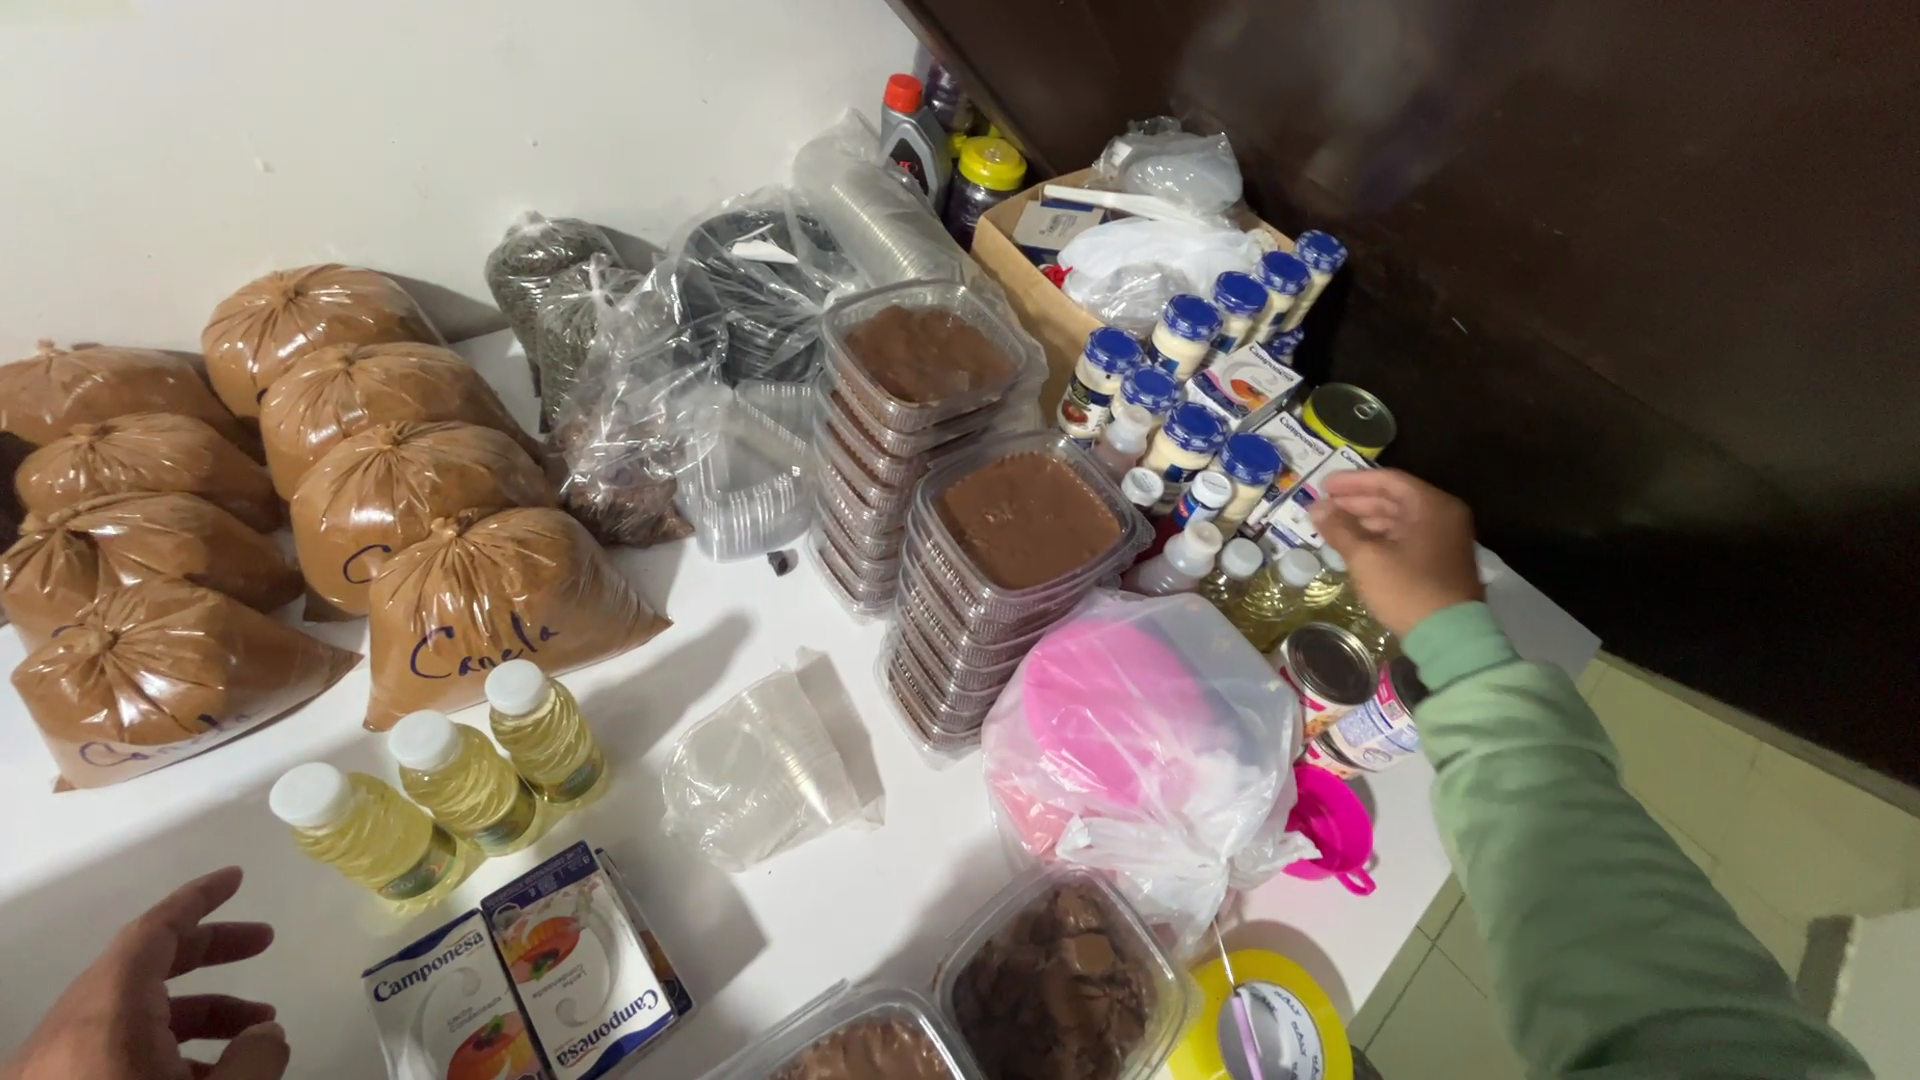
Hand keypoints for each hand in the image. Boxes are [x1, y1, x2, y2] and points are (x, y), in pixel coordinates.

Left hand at [3, 867, 287, 1079]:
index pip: (150, 934)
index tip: (237, 877)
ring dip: (196, 1012)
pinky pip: (105, 1059)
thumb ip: (256, 1056)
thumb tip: (263, 1036)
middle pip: (138, 971)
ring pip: (126, 1019)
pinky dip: (162, 1050)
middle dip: (208, 952)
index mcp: (101, 1022)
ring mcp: (45, 1078)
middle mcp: (61, 1041)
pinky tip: (209, 1076)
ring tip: (256, 1031)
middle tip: (265, 943)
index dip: (196, 899)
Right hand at [1310, 468, 1482, 637]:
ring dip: (1364, 519)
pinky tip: (1354, 544)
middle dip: (1355, 501)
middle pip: (1393, 498)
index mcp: (1431, 506)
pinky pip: (1404, 536)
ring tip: (1332, 526)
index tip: (1323, 486)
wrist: (1449, 636)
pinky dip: (1378, 535)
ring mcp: (1443, 538)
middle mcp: (1442, 516)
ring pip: (1398, 518)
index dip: (1352, 481)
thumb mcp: (1366, 557)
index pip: (1388, 480)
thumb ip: (1339, 528)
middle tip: (1323, 506)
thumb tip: (1316, 508)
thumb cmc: (1407, 589)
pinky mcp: (1439, 559)